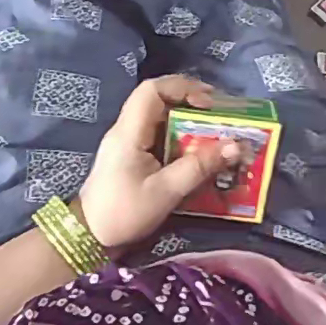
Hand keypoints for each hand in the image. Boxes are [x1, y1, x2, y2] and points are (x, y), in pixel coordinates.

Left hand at [77, 75, 238, 249]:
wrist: (89, 236)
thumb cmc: (124, 213)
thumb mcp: (166, 192)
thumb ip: (200, 167)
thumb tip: (235, 146)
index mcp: (129, 132)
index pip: (152, 90)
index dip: (183, 88)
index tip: (209, 103)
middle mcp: (126, 130)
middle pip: (158, 100)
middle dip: (191, 103)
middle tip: (220, 116)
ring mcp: (127, 143)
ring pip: (159, 119)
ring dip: (188, 123)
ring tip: (215, 134)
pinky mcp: (131, 157)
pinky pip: (158, 137)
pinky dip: (179, 139)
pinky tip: (197, 153)